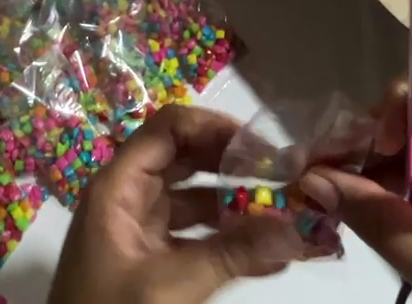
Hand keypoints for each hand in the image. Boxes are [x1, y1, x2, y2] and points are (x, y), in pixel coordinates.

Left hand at [50, 105, 320, 303]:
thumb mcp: (169, 286)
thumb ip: (231, 255)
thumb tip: (294, 229)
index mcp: (118, 185)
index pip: (167, 129)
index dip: (213, 127)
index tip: (260, 144)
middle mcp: (127, 197)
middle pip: (183, 158)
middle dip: (231, 164)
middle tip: (281, 175)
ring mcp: (139, 230)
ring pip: (192, 199)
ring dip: (234, 204)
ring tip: (282, 212)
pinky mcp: (150, 262)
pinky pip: (193, 237)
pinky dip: (226, 239)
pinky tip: (266, 253)